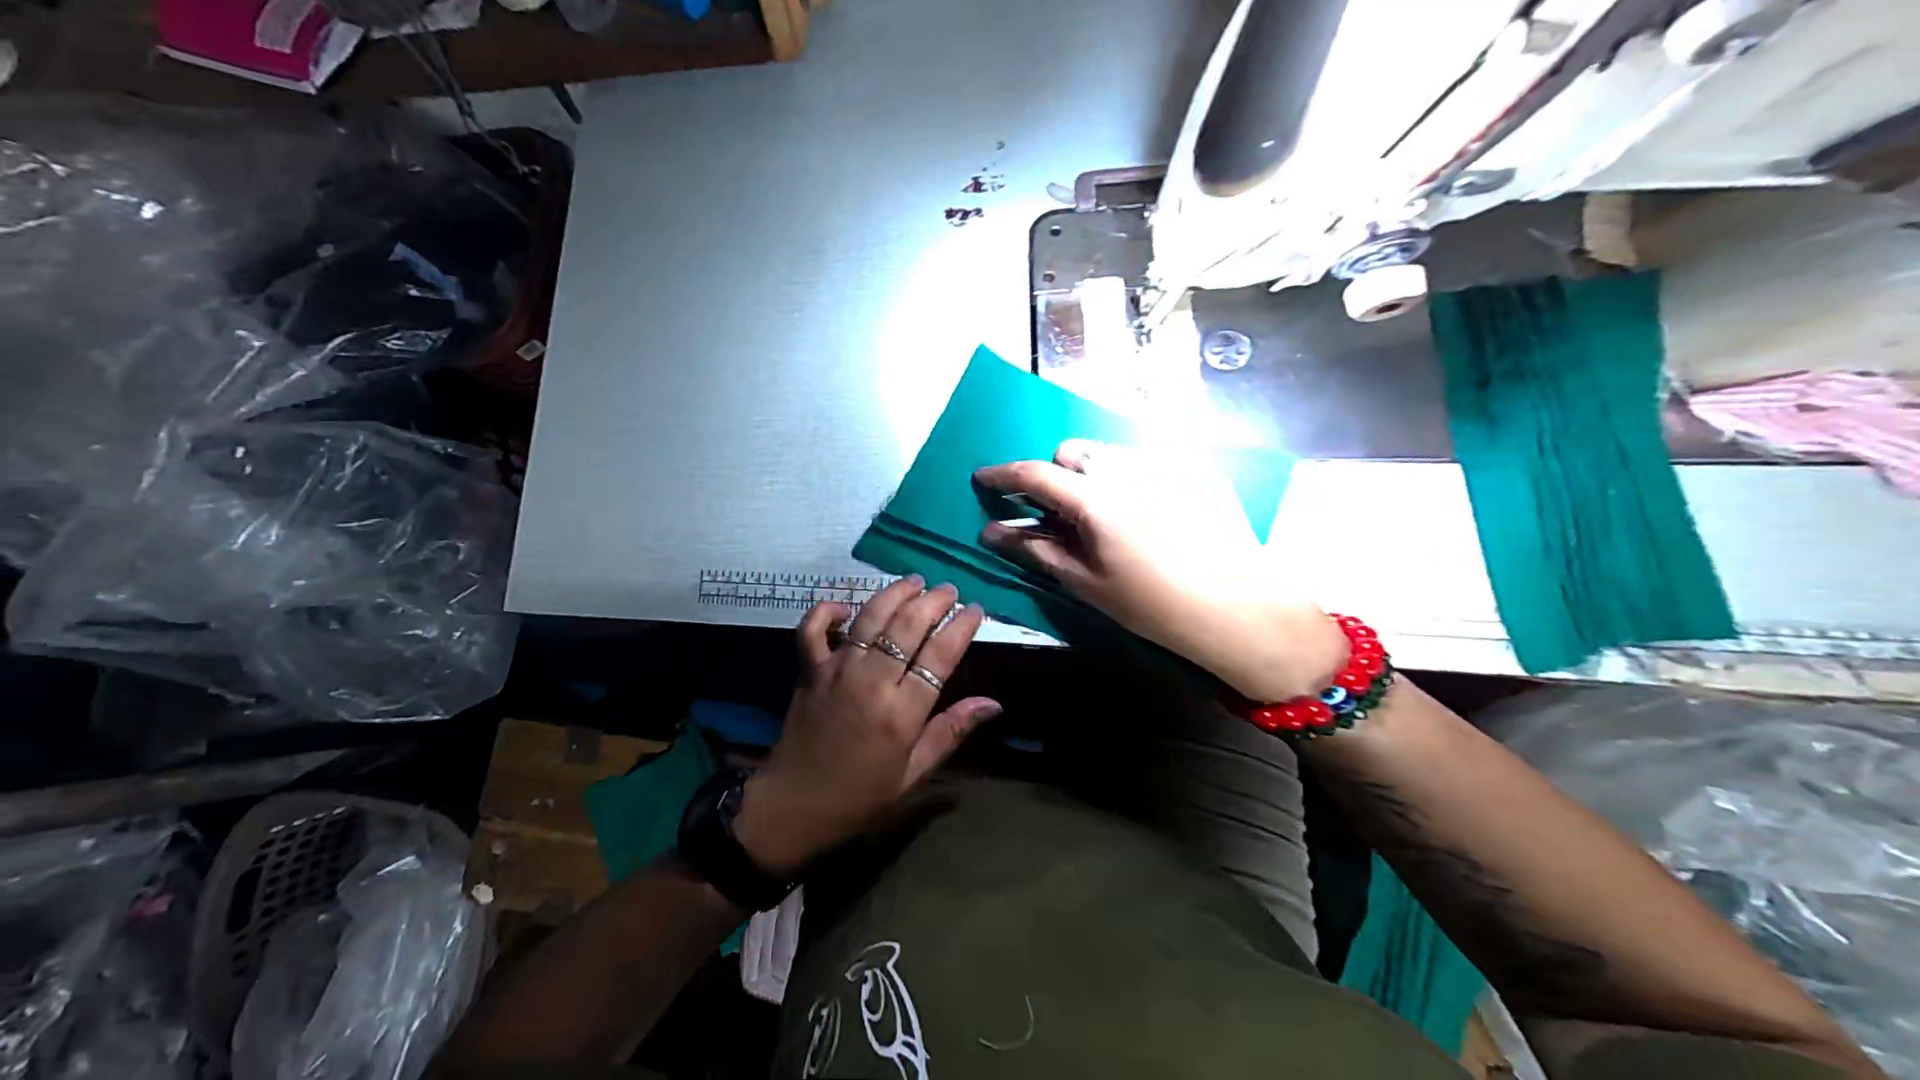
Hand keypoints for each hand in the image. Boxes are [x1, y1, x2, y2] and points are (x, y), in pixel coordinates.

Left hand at [734, 577, 1001, 874]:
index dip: (961, 627)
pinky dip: (828, 611)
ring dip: (894, 593)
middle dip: (933, 601)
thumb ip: (951, 732)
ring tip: (914, 582)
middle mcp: (870, 682)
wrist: (793, 804)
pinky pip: (814, 628)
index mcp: (901, 713)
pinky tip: (846, 607)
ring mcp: (836, 670)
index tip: (976, 609)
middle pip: (907, 626)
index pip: (939, 656)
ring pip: (869, 617)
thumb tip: (993, 704)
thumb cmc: (860, 795)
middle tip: (949, 590)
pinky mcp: (809, 669)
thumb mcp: (913, 774)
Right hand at [974, 439, 1346, 703]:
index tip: (983, 480)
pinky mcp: (1195, 471)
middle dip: (1056, 474)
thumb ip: (1036, 549)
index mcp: (1095, 498)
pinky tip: (1148, 514)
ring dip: (1092, 473)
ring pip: (1110, 453)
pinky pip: (1147, 461)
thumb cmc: (1152, 605)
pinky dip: (1130, 478)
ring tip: (1105, 513)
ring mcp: (1164, 465)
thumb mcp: (1086, 582)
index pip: (1034, 472)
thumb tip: (991, 532)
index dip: (1002, 475)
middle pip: (1072, 452)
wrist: (1237, 608)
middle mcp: (1126, 468)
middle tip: (1059, 513)